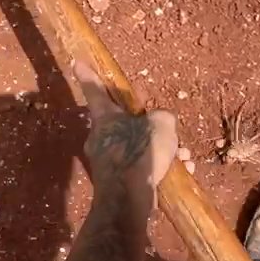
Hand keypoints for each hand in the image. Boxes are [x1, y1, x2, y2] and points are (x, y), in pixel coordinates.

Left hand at [74, 61, 177, 201]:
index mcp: (105, 118)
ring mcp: (107, 162)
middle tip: (168, 132)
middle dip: (148, 128)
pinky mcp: (117, 183)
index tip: (77, 62)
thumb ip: (162, 118)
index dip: (88, 75)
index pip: (95, 90)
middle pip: (123, 124)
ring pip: (136, 149)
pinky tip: (179, 173)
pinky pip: (140, 169)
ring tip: (182, 157)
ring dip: (160, 151)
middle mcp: (101, 138)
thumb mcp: (162, 124)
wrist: (129, 198)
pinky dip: (159, 169)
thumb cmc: (140, 152)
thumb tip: (160, 125)